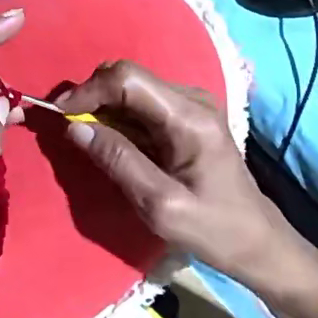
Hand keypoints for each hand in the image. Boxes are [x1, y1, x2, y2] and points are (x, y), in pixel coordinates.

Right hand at [57, 61, 317, 301]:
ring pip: (131, 87)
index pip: (129, 79)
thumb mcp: (160, 205)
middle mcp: (191, 99)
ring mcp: (190, 105)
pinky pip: (140, 103)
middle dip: (91, 95)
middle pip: (128, 76)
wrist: (257, 242)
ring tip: (82, 135)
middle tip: (67, 125)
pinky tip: (108, 140)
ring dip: (101, 106)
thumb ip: (118, 162)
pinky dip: (116, 115)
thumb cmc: (214, 229)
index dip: (89, 90)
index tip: (60, 114)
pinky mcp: (185, 116)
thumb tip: (74, 127)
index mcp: (189, 117)